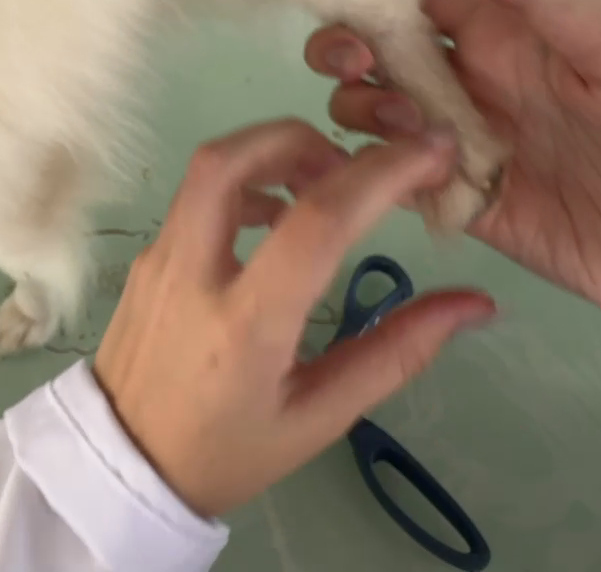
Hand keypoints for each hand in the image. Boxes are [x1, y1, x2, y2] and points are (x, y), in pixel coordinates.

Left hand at [92, 120, 494, 517]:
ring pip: (204, 169)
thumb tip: (474, 303)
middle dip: (298, 139)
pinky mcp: (145, 254)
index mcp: (244, 325)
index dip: (377, 176)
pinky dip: (240, 183)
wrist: (127, 461)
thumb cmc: (228, 449)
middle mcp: (190, 273)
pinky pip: (193, 197)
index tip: (427, 153)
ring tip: (320, 189)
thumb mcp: (320, 417)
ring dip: (267, 155)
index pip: (312, 224)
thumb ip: (395, 353)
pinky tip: (273, 218)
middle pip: (227, 161)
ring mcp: (157, 257)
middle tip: (351, 165)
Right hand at [308, 0, 600, 374]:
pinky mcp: (456, 206)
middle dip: (344, 50)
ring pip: (370, 111)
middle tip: (358, 70)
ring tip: (410, 134)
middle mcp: (473, 85)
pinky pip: (390, 177)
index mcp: (512, 39)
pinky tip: (391, 174)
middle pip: (375, 53)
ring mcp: (460, 148)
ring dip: (364, 109)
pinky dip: (371, 170)